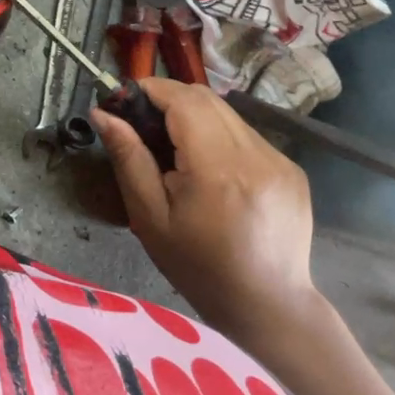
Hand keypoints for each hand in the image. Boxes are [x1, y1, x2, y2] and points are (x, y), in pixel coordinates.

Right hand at [92, 79, 322, 341]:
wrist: (267, 304)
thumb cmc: (196, 265)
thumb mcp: (149, 215)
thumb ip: (128, 158)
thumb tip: (102, 114)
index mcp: (219, 168)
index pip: (185, 100)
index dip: (149, 89)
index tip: (120, 100)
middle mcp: (257, 155)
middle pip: (206, 99)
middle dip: (166, 99)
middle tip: (137, 122)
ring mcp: (281, 161)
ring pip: (226, 114)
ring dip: (191, 117)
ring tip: (169, 148)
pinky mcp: (292, 170)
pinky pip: (245, 135)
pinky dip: (216, 136)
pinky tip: (204, 168)